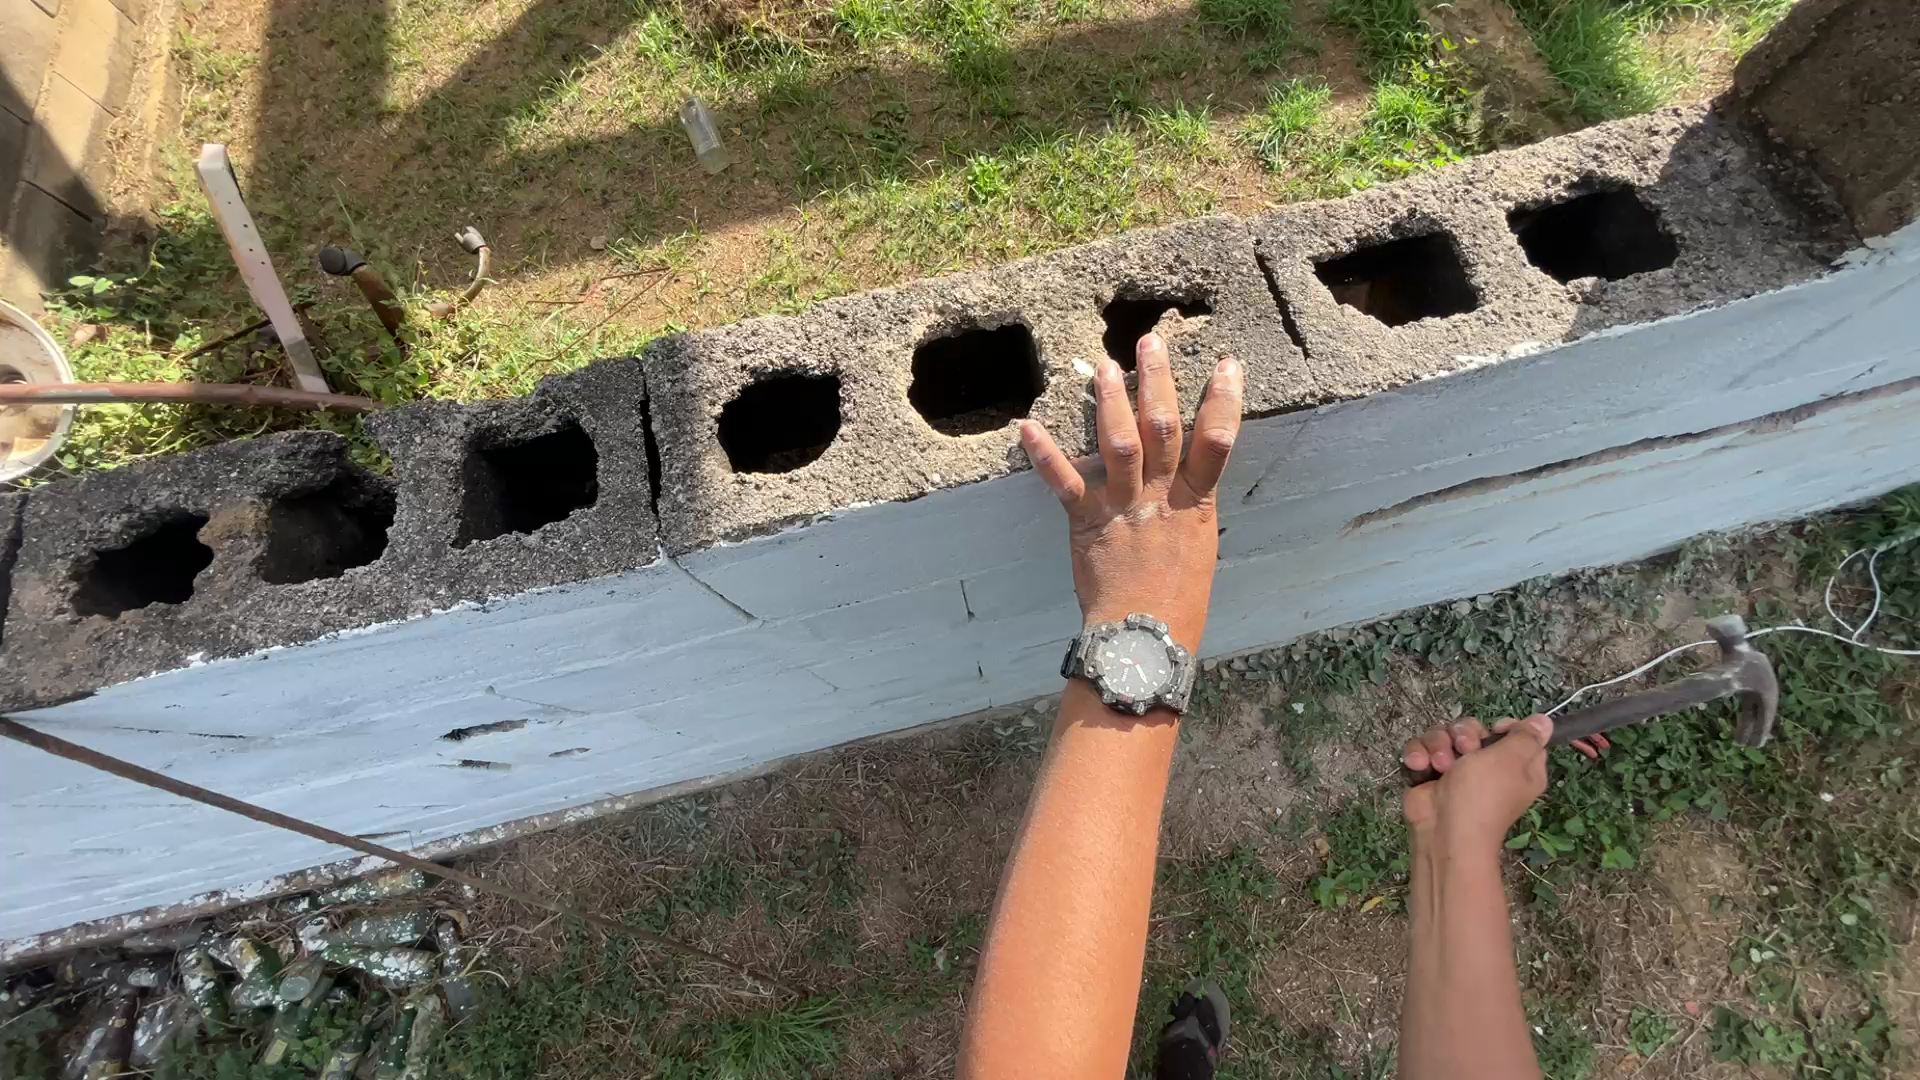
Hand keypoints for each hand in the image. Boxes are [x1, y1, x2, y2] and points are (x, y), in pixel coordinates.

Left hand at [1019, 334, 1242, 651]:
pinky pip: (1064, 483)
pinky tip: (1027, 426)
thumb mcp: (1196, 550)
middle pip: (1163, 428)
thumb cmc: (1176, 602)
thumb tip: (1182, 486)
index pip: (1217, 441)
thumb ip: (1186, 511)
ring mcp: (1124, 507)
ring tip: (1104, 366)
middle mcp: (1162, 498)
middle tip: (1150, 343)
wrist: (1144, 637)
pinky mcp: (1087, 522)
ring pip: (1120, 443)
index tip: (1226, 363)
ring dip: (1110, 402)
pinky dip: (1044, 455)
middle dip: (1157, 381)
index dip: (1224, 400)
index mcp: (1196, 505)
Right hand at [1401, 716, 1551, 852]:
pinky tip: (1420, 767)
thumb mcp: (1510, 761)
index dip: (1500, 727)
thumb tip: (1545, 721)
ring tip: (1438, 766)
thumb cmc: (1483, 794)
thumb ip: (1525, 737)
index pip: (1512, 732)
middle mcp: (1487, 764)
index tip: (1493, 732)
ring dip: (1436, 746)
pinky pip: (1420, 748)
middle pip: (1469, 728)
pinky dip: (1418, 756)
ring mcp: (1455, 767)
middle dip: (1460, 735)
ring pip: (1441, 735)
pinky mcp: (1429, 770)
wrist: (1444, 826)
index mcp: (1517, 764)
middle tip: (1463, 751)